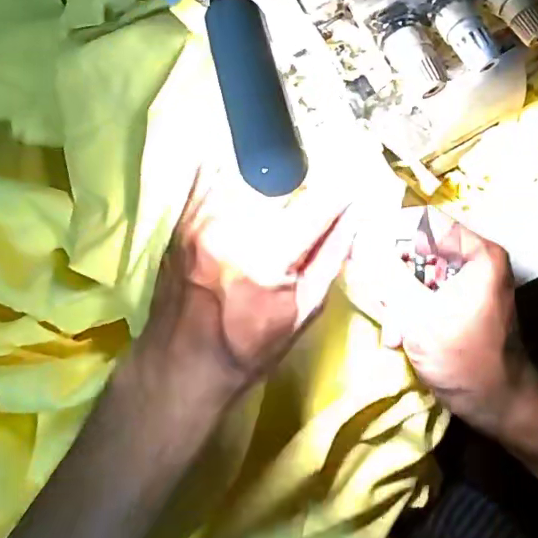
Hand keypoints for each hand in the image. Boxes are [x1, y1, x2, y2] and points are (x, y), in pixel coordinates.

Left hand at [133, 167, 354, 406]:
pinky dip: (235, 173)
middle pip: (281, 175)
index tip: (354, 185)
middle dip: (307, 176)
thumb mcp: (305, 310)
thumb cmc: (249, 349)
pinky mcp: (180, 218)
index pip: (318, 202)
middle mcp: (230, 229)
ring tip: (286, 184)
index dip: (342, 190)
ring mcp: (199, 219)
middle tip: (320, 185)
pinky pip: (211, 175)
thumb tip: (357, 211)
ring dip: (272, 172)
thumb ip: (333, 254)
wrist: (179, 368)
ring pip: (246, 169)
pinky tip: (249, 185)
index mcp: (267, 259)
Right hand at [346, 209, 532, 435]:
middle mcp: (477, 257)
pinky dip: (409, 307)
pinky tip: (400, 334)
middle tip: (380, 299)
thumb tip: (361, 244)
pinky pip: (426, 289)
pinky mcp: (461, 298)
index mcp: (478, 253)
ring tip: (394, 328)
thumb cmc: (465, 361)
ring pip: (418, 270)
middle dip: (393, 275)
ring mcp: (470, 278)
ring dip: (398, 296)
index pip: (425, 221)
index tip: (362, 250)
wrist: (499, 406)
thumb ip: (389, 277)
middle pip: (420, 246)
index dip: (390, 231)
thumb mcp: (419, 317)